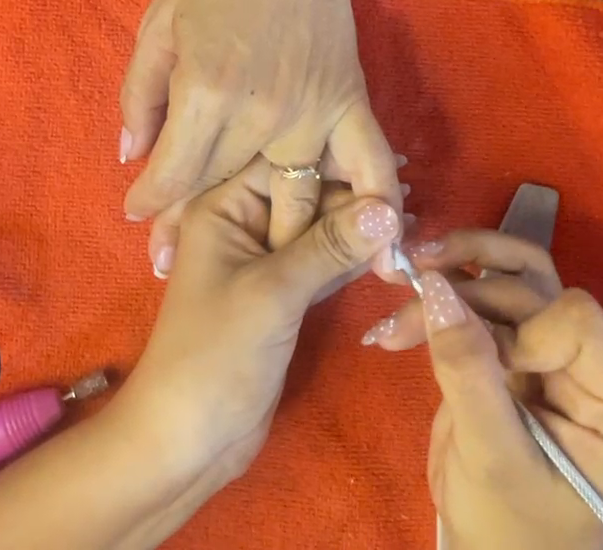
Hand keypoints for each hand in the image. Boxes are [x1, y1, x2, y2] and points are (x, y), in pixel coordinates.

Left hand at [111, 159, 403, 498]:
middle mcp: (240, 222)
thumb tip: (387, 208)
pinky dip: (351, 261)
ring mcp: (261, 259)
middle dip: (354, 198)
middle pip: (305, 195)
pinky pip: (321, 263)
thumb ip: (329, 247)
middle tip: (414, 193)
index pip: (283, 165)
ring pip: (317, 230)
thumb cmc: (216, 355)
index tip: (392, 165)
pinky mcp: (280, 294)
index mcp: (221, 206)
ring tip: (414, 220)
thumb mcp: (273, 294)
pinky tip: (392, 254)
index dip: (335, 165)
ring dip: (359, 230)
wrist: (188, 438)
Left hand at [122, 0, 397, 276]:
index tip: (138, 219)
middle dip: (187, 221)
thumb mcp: (158, 23)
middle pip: (220, 186)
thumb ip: (140, 95)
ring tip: (243, 270)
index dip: (151, 201)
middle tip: (167, 256)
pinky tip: (376, 259)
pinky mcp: (351, 102)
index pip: (173, 171)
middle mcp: (260, 114)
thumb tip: (130, 156)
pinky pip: (368, 166)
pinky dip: (372, 211)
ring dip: (263, 235)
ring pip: (282, 190)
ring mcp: (312, 113)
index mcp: (206, 90)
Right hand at [366, 232, 602, 548]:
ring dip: (453, 270)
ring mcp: (557, 353)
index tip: (483, 371)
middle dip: (463, 295)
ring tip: (401, 273)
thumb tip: (436, 287)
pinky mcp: (517, 346)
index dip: (520, 332)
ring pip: (512, 274)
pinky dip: (445, 286)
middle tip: (402, 307)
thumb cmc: (509, 528)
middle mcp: (600, 368)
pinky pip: (487, 291)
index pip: (578, 322)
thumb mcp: (491, 458)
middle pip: (534, 290)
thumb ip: (468, 373)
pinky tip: (406, 296)